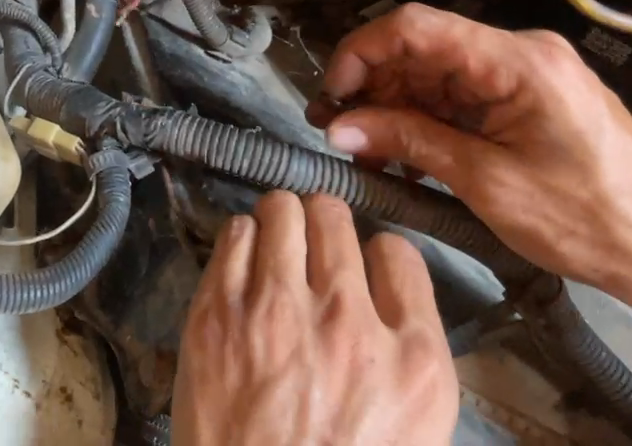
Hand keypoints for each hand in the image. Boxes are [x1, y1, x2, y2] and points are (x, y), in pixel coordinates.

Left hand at [172, 192, 456, 445]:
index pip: (400, 253)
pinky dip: (242, 240)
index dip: (378, 255)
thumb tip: (381, 289)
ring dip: (280, 223)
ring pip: (281, 209)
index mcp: (413, 362)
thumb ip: (406, 352)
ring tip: (274, 247)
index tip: (362, 269)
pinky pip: (236, 231)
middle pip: (334, 215)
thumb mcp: (413, 431)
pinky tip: (243, 266)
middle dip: (323, 223)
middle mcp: (347, 322)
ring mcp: (277, 310)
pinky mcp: (218, 309)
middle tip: (310, 246)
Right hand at [311, 4, 631, 300]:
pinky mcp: (532, 97)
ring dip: (395, 107)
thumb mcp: (487, 183)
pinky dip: (427, 119)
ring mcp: (528, 72)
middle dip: (373, 86)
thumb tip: (337, 128)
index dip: (361, 52)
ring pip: (437, 72)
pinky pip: (462, 93)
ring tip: (367, 152)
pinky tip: (405, 152)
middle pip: (422, 48)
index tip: (332, 97)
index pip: (416, 26)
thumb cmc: (589, 223)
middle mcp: (521, 51)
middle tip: (338, 133)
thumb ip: (409, 142)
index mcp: (518, 60)